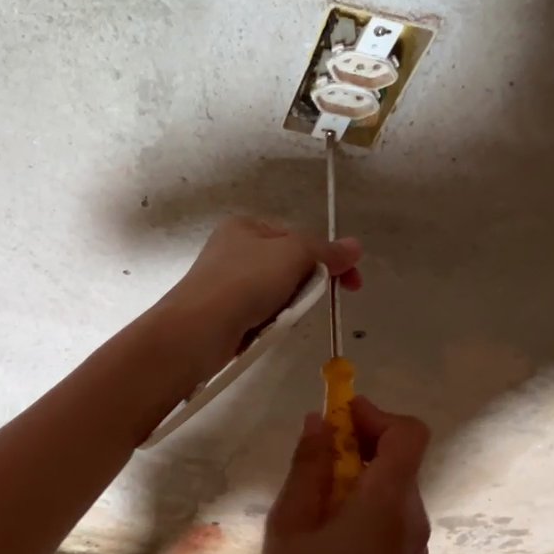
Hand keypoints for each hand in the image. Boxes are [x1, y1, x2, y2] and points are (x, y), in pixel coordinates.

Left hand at [160, 215, 361, 372]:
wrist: (197, 328)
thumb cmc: (246, 281)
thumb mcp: (293, 254)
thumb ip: (326, 251)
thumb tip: (356, 247)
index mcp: (246, 225)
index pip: (299, 237)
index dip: (328, 258)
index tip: (352, 285)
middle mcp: (233, 248)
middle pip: (288, 265)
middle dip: (306, 284)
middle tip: (311, 301)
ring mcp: (225, 281)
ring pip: (276, 291)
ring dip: (287, 304)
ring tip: (283, 316)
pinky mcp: (221, 311)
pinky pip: (259, 312)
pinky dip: (268, 320)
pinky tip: (266, 328)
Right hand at [263, 398, 429, 553]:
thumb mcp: (290, 526)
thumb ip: (306, 468)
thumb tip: (319, 422)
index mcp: (387, 501)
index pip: (408, 432)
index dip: (375, 414)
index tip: (337, 418)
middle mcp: (412, 515)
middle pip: (400, 456)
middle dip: (359, 442)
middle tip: (314, 458)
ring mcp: (416, 542)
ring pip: (394, 484)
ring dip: (359, 473)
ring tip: (315, 502)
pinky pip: (393, 512)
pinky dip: (366, 501)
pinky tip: (331, 534)